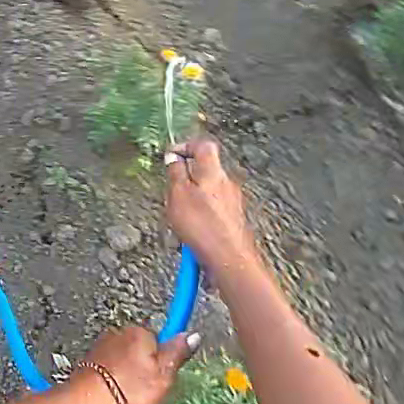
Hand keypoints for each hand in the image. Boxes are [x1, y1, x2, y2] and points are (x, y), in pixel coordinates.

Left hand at [74, 326, 200, 403]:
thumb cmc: (130, 391)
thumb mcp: (163, 376)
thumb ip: (177, 354)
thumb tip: (193, 334)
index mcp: (139, 332)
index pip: (160, 341)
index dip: (163, 363)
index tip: (160, 381)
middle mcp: (118, 332)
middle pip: (142, 352)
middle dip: (145, 372)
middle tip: (147, 395)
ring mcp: (101, 346)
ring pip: (125, 363)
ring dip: (129, 379)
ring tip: (128, 401)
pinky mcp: (89, 362)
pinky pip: (110, 371)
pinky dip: (114, 383)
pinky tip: (114, 399)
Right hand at [166, 139, 257, 272]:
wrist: (229, 259)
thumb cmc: (202, 226)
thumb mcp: (177, 194)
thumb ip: (175, 172)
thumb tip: (173, 157)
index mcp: (213, 171)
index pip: (203, 145)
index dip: (185, 146)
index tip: (170, 157)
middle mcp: (226, 182)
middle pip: (204, 169)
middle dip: (185, 178)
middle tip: (172, 193)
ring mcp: (232, 201)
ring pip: (207, 191)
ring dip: (192, 199)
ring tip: (181, 218)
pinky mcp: (233, 219)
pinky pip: (212, 210)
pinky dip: (200, 216)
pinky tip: (193, 232)